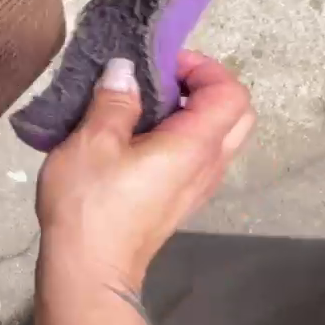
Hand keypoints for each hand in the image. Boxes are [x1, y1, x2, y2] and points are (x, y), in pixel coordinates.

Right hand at [36, 52, 254, 289]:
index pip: (230, 92)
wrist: (89, 263)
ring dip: (189, 110)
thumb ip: (113, 103)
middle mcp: (209, 164)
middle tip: (156, 79)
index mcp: (194, 145)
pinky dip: (177, 133)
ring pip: (218, 136)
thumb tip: (124, 70)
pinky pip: (196, 155)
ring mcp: (196, 185)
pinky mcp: (178, 199)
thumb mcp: (91, 142)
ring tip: (138, 105)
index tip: (157, 61)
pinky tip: (132, 138)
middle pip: (235, 114)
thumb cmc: (90, 200)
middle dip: (204, 86)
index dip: (202, 67)